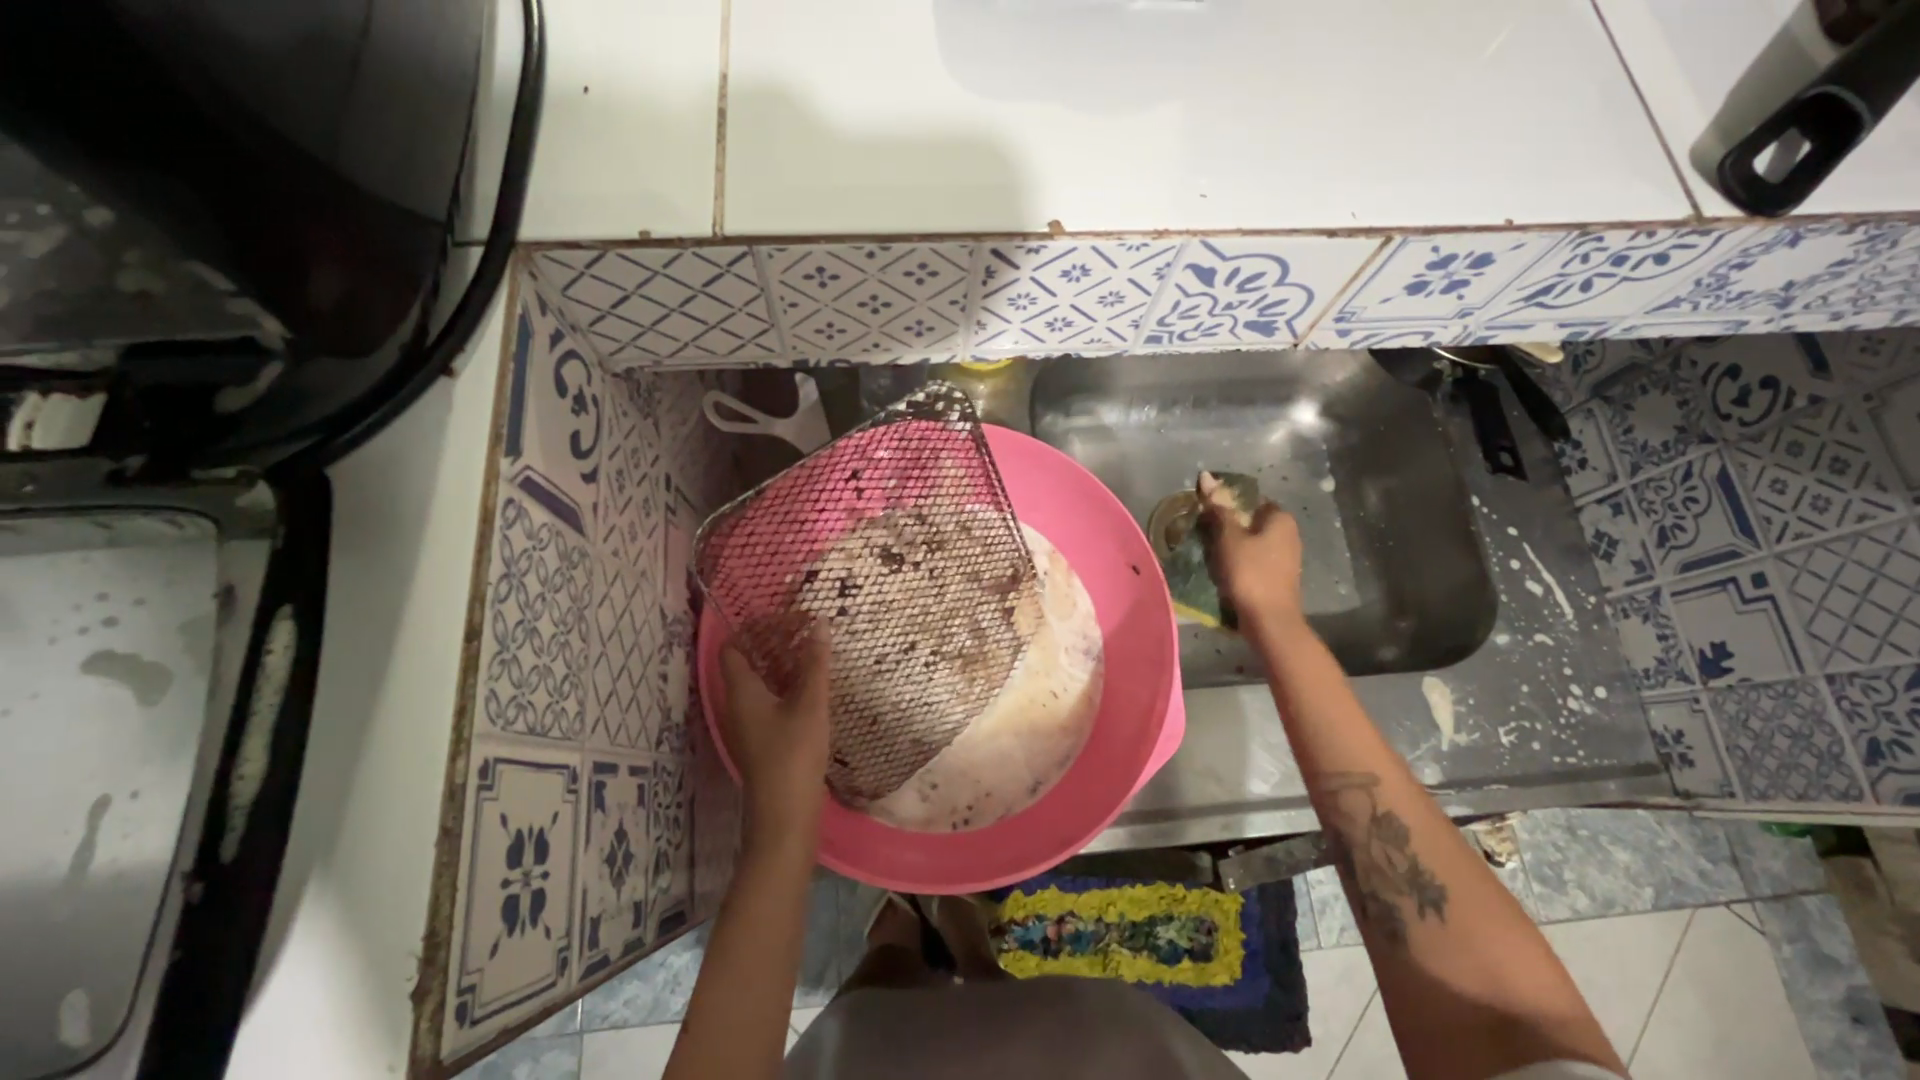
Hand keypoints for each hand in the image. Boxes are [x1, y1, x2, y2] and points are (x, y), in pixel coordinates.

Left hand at [719, 632, 832, 844]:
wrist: (785, 814)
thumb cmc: (793, 754)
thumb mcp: (810, 704)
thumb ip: (815, 662)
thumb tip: (819, 623)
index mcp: (740, 691)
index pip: (735, 646)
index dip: (758, 627)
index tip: (790, 617)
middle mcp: (738, 704)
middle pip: (750, 661)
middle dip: (777, 640)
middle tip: (809, 629)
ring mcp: (750, 723)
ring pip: (763, 681)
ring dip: (785, 662)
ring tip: (815, 650)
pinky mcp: (764, 739)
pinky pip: (772, 699)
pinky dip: (789, 684)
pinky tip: (815, 685)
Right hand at [1198, 471, 1304, 631]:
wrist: (1269, 620)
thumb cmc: (1250, 573)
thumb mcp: (1229, 537)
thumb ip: (1218, 507)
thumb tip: (1206, 476)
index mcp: (1281, 517)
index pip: (1249, 499)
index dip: (1226, 504)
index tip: (1205, 514)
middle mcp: (1289, 532)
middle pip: (1251, 521)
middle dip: (1228, 526)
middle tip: (1204, 533)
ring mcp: (1287, 556)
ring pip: (1253, 542)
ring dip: (1233, 545)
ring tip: (1210, 553)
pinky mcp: (1280, 575)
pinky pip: (1256, 559)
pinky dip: (1241, 561)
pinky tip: (1225, 570)